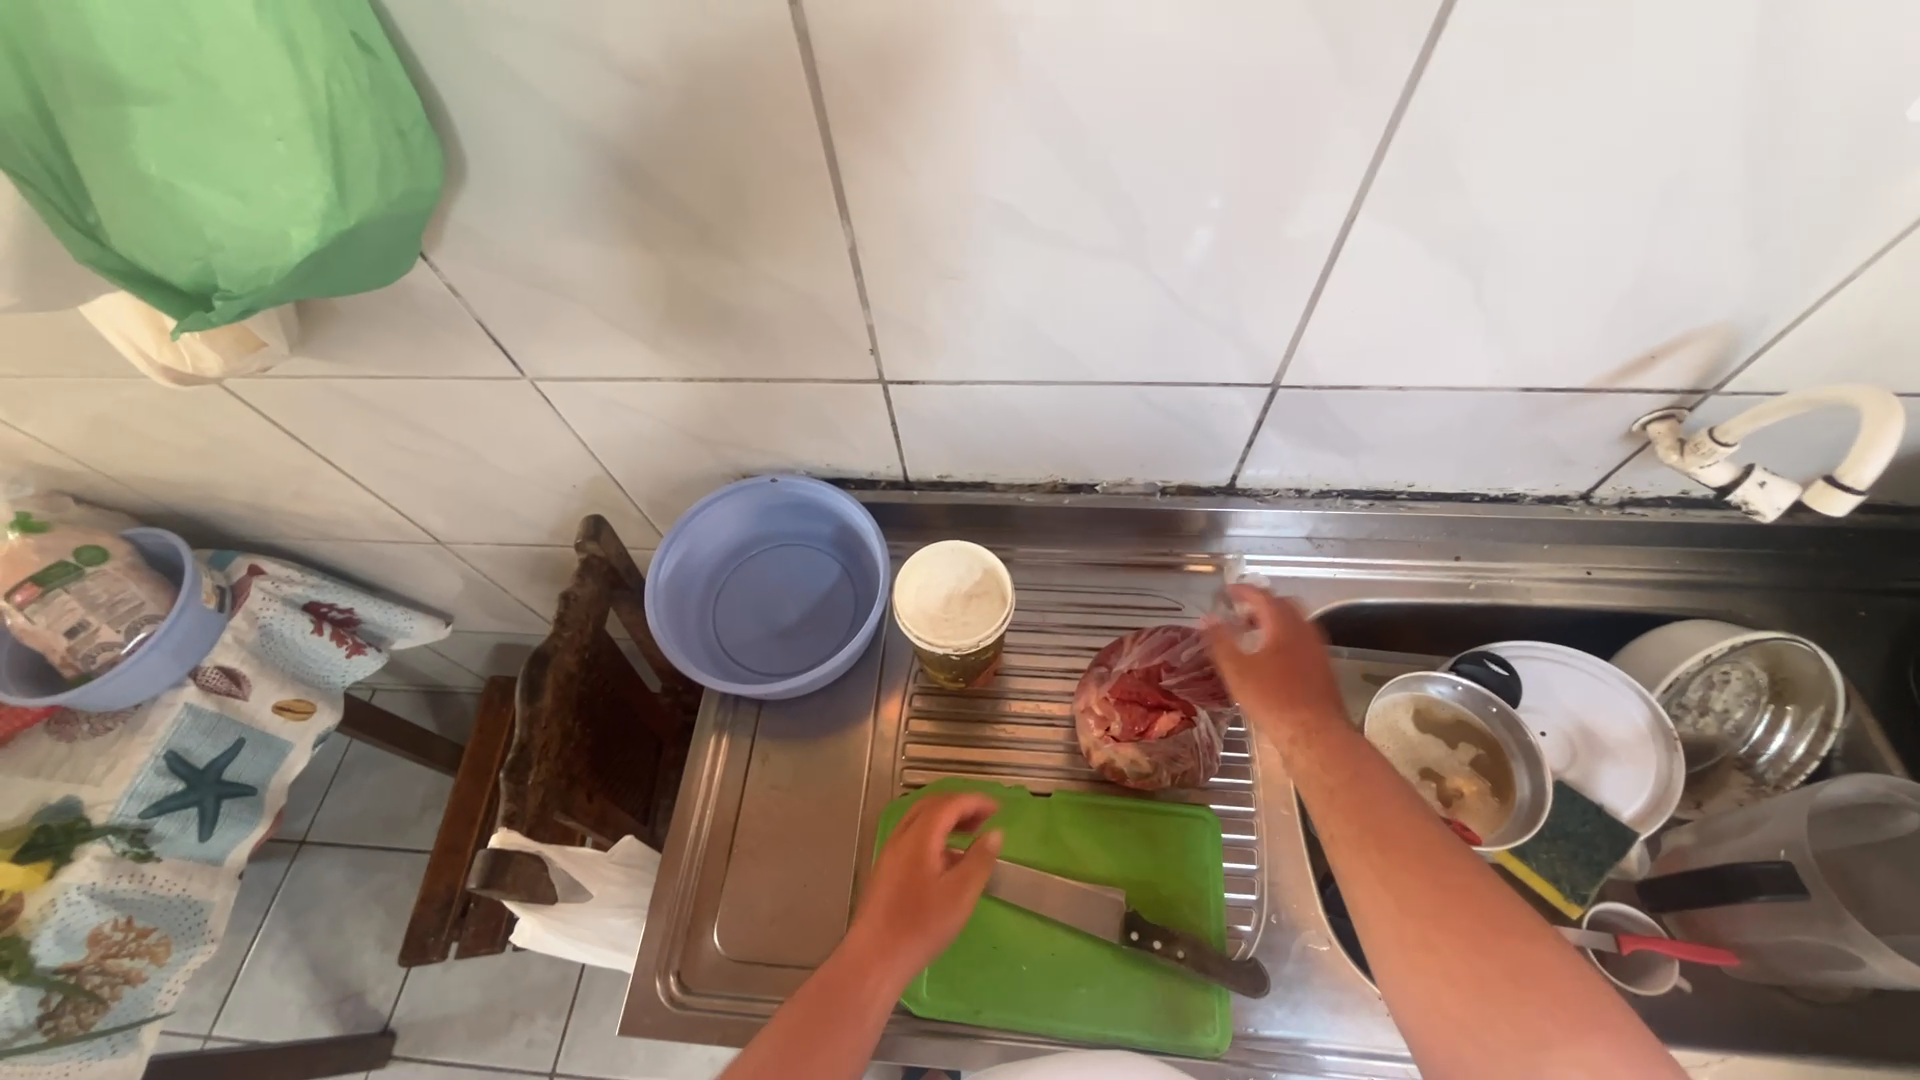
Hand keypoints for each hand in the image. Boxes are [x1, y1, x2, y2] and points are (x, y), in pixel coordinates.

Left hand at [847, 793, 1001, 988]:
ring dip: (947, 820)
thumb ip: (980, 860)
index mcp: (919, 836)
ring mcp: (890, 853)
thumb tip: (994, 834)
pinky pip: (914, 838)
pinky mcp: (887, 870)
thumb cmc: (920, 926)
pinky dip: (936, 836)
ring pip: (921, 821)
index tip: (998, 809)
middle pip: (932, 806)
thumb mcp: (960, 894)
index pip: (949, 804)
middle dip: (960, 806)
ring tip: (971, 836)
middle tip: (985, 818)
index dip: (975, 801)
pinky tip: (949, 861)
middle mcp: (901, 837)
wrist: (875, 957)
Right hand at [1203, 584, 1345, 730]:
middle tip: (1241, 612)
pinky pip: (1302, 640)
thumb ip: (1219, 640)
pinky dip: (1284, 637)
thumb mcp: (1236, 670)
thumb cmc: (1271, 699)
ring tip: (1254, 634)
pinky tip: (1271, 658)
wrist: (1313, 733)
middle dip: (1261, 604)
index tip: (1228, 591)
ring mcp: (1317, 648)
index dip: (1243, 591)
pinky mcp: (1322, 667)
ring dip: (1274, 621)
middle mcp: (1304, 630)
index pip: (1263, 596)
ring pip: (1295, 622)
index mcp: (1283, 625)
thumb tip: (1207, 619)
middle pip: (1284, 604)